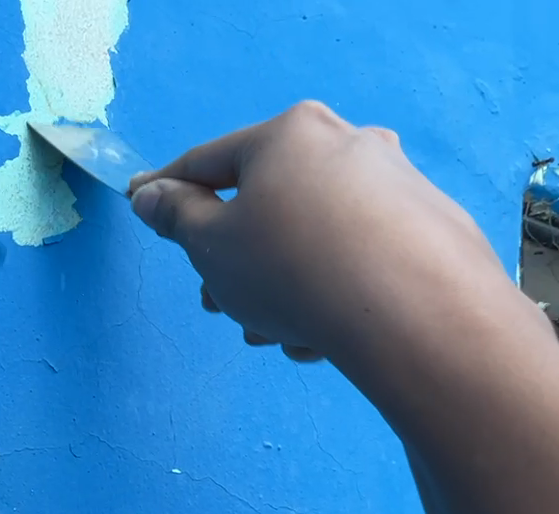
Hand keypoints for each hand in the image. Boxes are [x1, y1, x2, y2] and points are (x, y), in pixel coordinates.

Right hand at [128, 102, 517, 377]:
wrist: (410, 311)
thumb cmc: (287, 268)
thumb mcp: (208, 245)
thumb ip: (175, 216)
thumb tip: (151, 194)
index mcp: (288, 136)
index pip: (205, 161)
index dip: (164, 187)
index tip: (137, 200)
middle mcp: (345, 144)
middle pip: (259, 205)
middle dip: (229, 260)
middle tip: (216, 302)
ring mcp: (391, 183)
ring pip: (301, 238)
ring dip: (271, 287)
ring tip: (270, 331)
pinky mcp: (421, 226)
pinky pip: (344, 257)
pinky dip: (319, 291)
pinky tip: (315, 332)